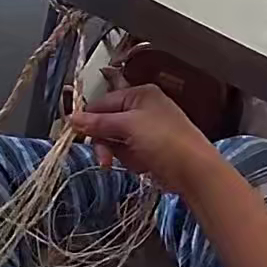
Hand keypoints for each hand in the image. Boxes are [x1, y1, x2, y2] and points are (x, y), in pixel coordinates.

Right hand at [66, 85, 226, 194]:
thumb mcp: (127, 126)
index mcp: (138, 94)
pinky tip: (139, 165)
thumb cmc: (163, 140)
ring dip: (114, 152)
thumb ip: (98, 122)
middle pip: (107, 122)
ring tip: (123, 163)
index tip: (75, 134)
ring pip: (114, 139)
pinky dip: (127, 159)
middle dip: (103, 140)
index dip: (88, 119)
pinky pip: (126, 151)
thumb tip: (71, 118)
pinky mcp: (149, 149)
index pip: (102, 103)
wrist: (196, 171)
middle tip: (103, 158)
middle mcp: (141, 109)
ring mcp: (145, 130)